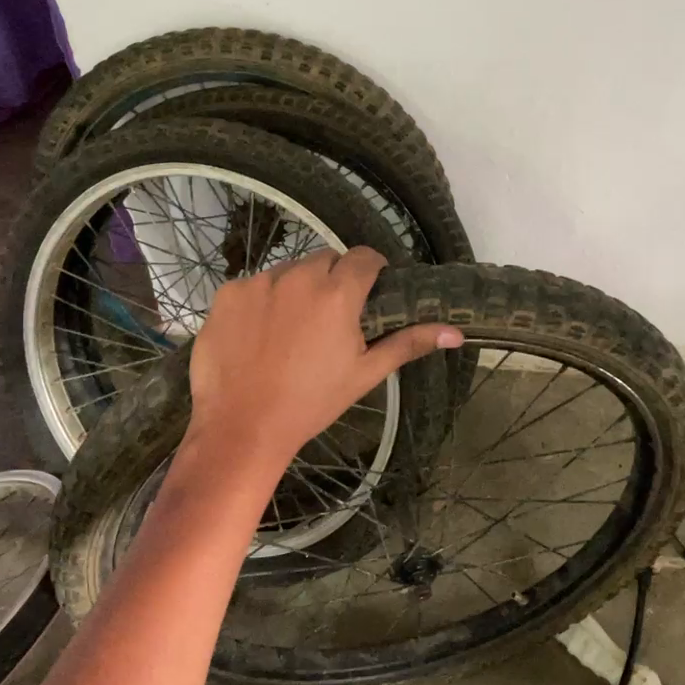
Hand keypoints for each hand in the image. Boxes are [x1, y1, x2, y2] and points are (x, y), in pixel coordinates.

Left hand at [184, 247, 461, 472]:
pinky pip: (254, 286)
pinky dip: (261, 301)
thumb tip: (457, 333)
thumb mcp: (365, 373)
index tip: (370, 291)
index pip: (365, 257)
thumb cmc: (312, 402)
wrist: (242, 427)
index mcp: (338, 294)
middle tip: (332, 317)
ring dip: (297, 288)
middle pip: (326, 259)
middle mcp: (298, 277)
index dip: (372, 270)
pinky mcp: (227, 293)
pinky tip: (260, 335)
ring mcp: (259, 282)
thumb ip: (409, 343)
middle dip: (334, 279)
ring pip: (288, 270)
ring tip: (293, 328)